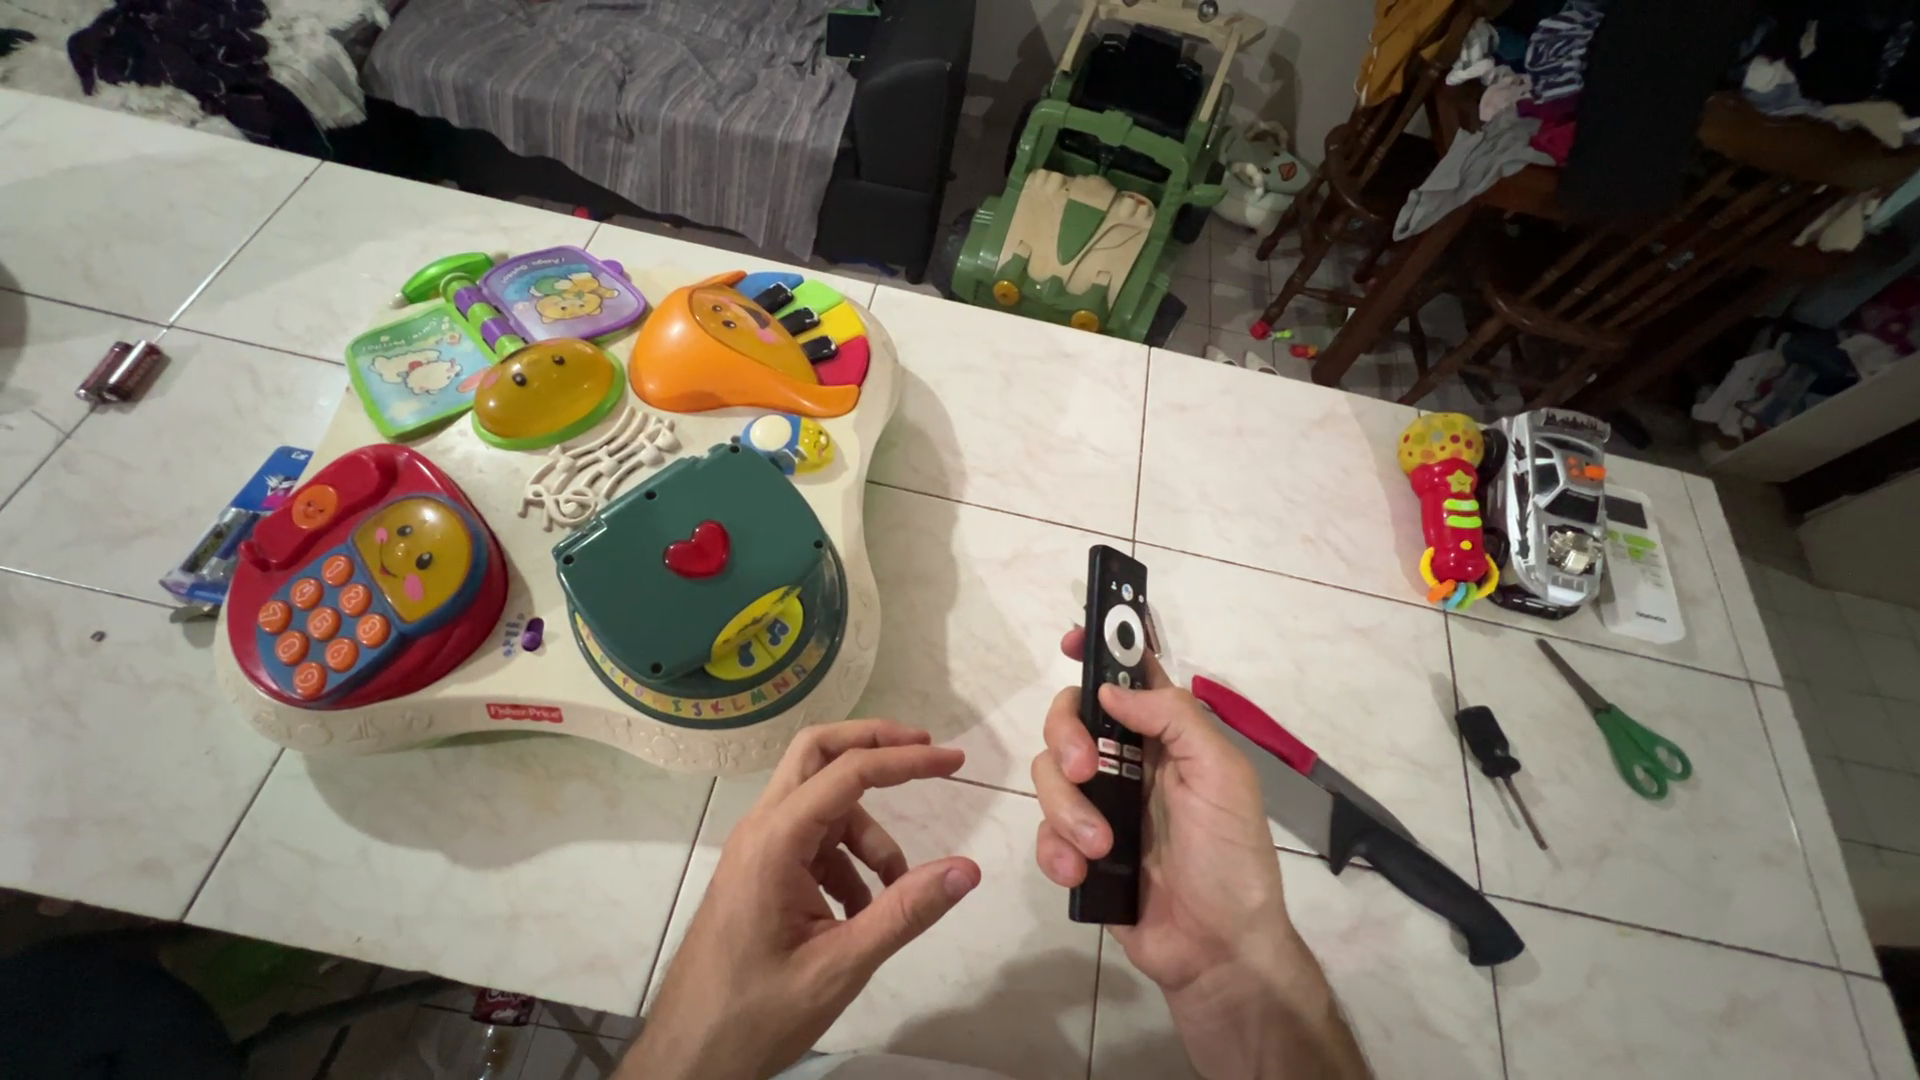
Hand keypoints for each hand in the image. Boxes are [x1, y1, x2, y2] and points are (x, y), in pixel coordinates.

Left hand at [626, 720, 981, 1079]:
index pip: (849, 772)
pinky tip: (858, 913)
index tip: (954, 761)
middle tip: (926, 753)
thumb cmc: (757, 1014)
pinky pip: (815, 840)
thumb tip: (967, 869)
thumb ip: (905, 912)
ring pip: (824, 803)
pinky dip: (848, 861)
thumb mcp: (841, 966)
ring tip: (893, 890)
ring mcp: (759, 847)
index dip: (906, 759)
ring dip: (868, 833)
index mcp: (776, 840)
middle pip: (819, 752)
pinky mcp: (762, 869)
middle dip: (875, 744)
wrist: (686, 1058)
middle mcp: (762, 827)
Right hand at [1032, 629, 1369, 1078]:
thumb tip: (1110, 691)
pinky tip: (1080, 873)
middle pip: (1070, 717)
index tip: (1071, 640)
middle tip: (1086, 770)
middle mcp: (1124, 761)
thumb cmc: (1230, 856)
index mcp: (1164, 736)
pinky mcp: (1076, 848)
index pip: (1127, 676)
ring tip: (1100, 847)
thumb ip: (1174, 719)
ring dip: (1067, 809)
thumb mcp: (1222, 776)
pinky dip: (1055, 849)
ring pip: (1048, 772)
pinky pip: (1043, 830)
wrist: (1215, 950)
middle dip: (1066, 737)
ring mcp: (1097, 804)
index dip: (1100, 649)